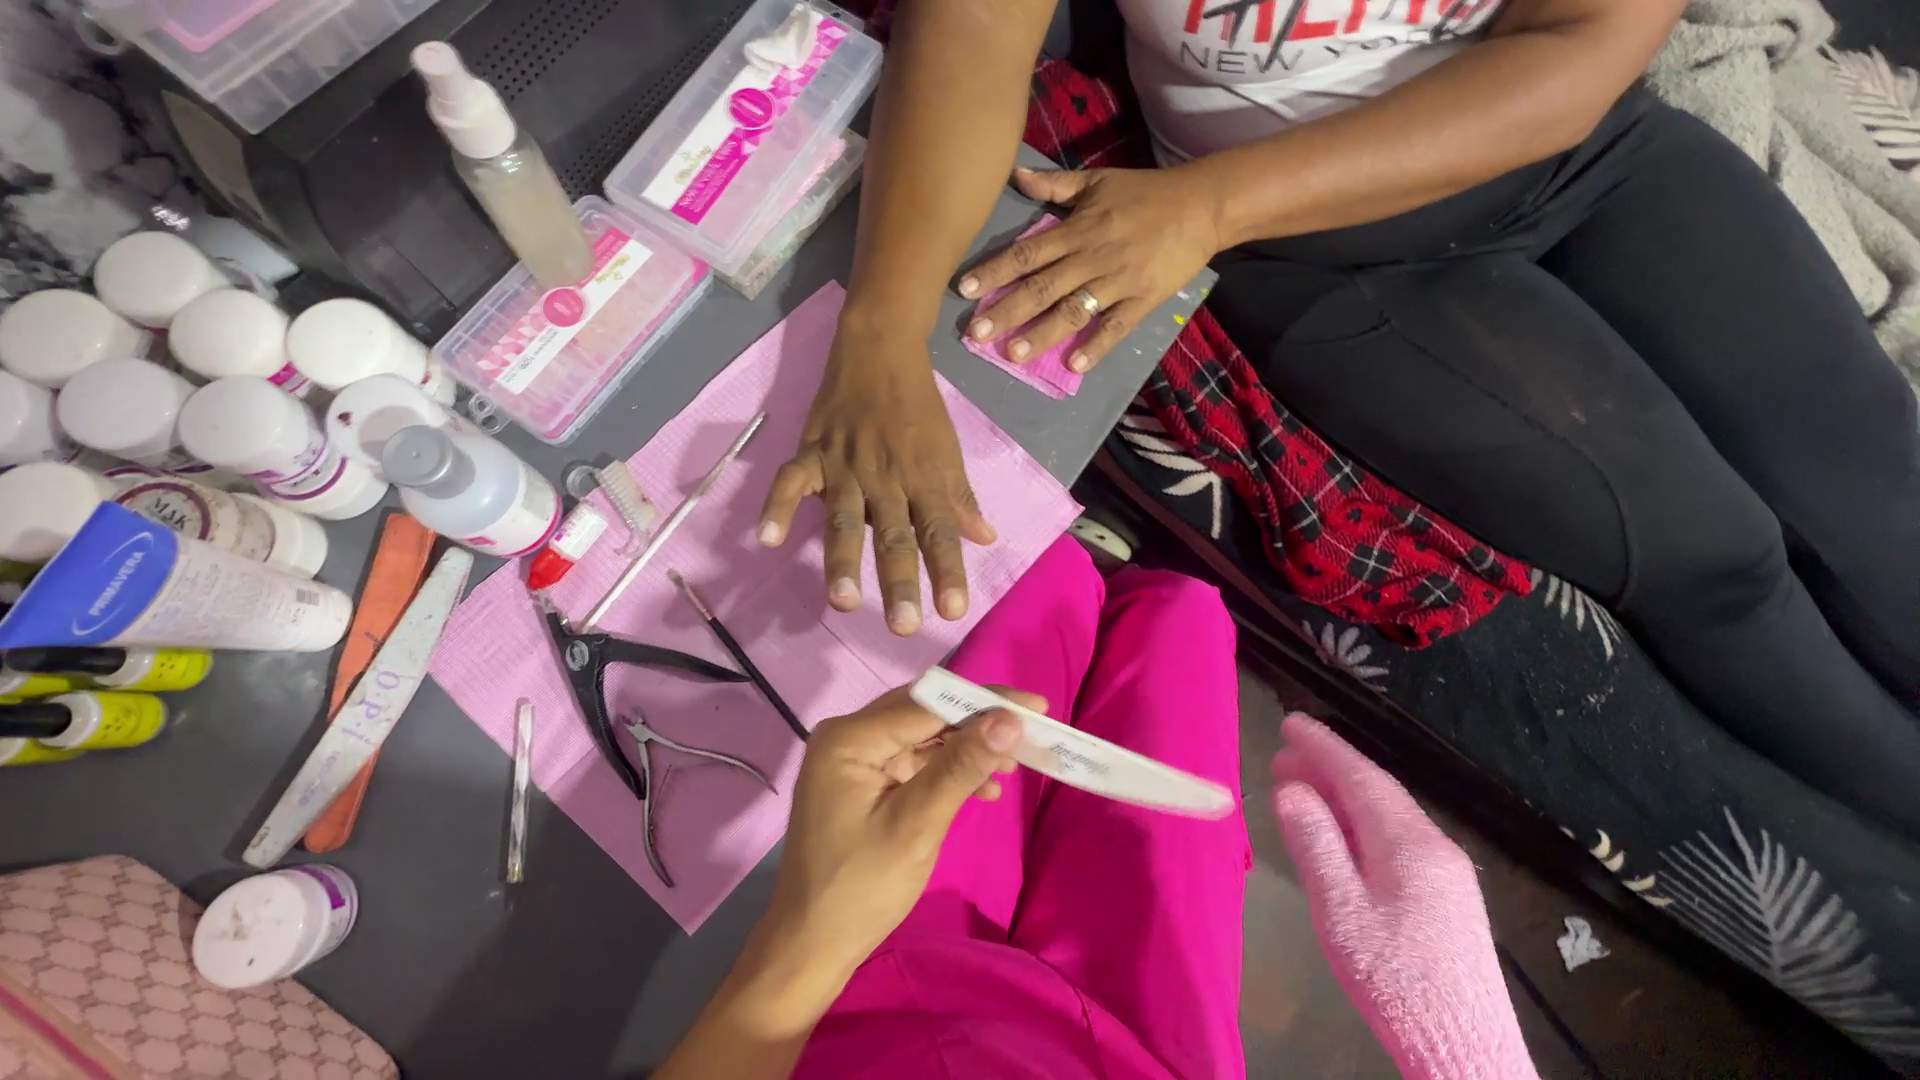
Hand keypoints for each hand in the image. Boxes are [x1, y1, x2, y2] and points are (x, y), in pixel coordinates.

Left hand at [652, 690, 1029, 1076]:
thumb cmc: (861, 888)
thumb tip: (1009, 719)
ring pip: (923, 735)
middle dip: (978, 721)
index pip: (928, 703)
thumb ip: (961, 767)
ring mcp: (853, 759)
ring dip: (967, 747)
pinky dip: (948, 770)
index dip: (985, 702)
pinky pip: (913, 760)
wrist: (812, 946)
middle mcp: (848, 736)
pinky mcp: (864, 781)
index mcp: (849, 738)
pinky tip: (983, 789)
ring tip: (1013, 763)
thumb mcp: (917, 824)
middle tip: (1030, 730)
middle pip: (925, 712)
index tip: (1036, 707)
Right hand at [759, 326, 996, 635]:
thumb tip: (984, 539)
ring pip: (844, 518)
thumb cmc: (918, 407)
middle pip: (893, 534)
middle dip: (899, 581)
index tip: (953, 612)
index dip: (947, 571)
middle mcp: (887, 478)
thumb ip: (960, 497)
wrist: (881, 349)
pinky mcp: (812, 451)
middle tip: (903, 626)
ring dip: (842, 560)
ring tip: (844, 601)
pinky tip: (768, 539)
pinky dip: (778, 507)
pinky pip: (791, 481)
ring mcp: (845, 465)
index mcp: (924, 479)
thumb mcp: (947, 450)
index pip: (939, 532)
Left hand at [958, 165, 1222, 373]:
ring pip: (1072, 310)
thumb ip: (1054, 185)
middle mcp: (1089, 258)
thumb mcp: (1096, 182)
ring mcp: (1116, 281)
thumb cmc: (1144, 194)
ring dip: (1042, 333)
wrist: (1201, 205)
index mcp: (1075, 231)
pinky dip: (1097, 345)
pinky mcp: (1142, 300)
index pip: (1026, 253)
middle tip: (975, 335)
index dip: (993, 271)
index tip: (963, 289)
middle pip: (1041, 287)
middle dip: (1006, 311)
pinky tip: (1076, 366)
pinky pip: (1116, 326)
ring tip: (1014, 355)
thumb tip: (1015, 177)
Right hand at [1272, 714, 1536, 1079]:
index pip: (1361, 776)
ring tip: (1300, 788)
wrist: (1463, 1049)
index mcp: (1410, 844)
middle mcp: (1434, 846)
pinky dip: (1359, 823)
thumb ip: (1315, 845)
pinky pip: (1396, 838)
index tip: (1290, 721)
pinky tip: (1338, 834)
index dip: (1323, 746)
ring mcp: (1445, 872)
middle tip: (1281, 756)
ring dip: (1342, 796)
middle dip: (1329, 768)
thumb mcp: (1340, 911)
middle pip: (1376, 792)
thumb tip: (1291, 789)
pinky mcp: (1446, 896)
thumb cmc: (1393, 978)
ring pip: (1387, 815)